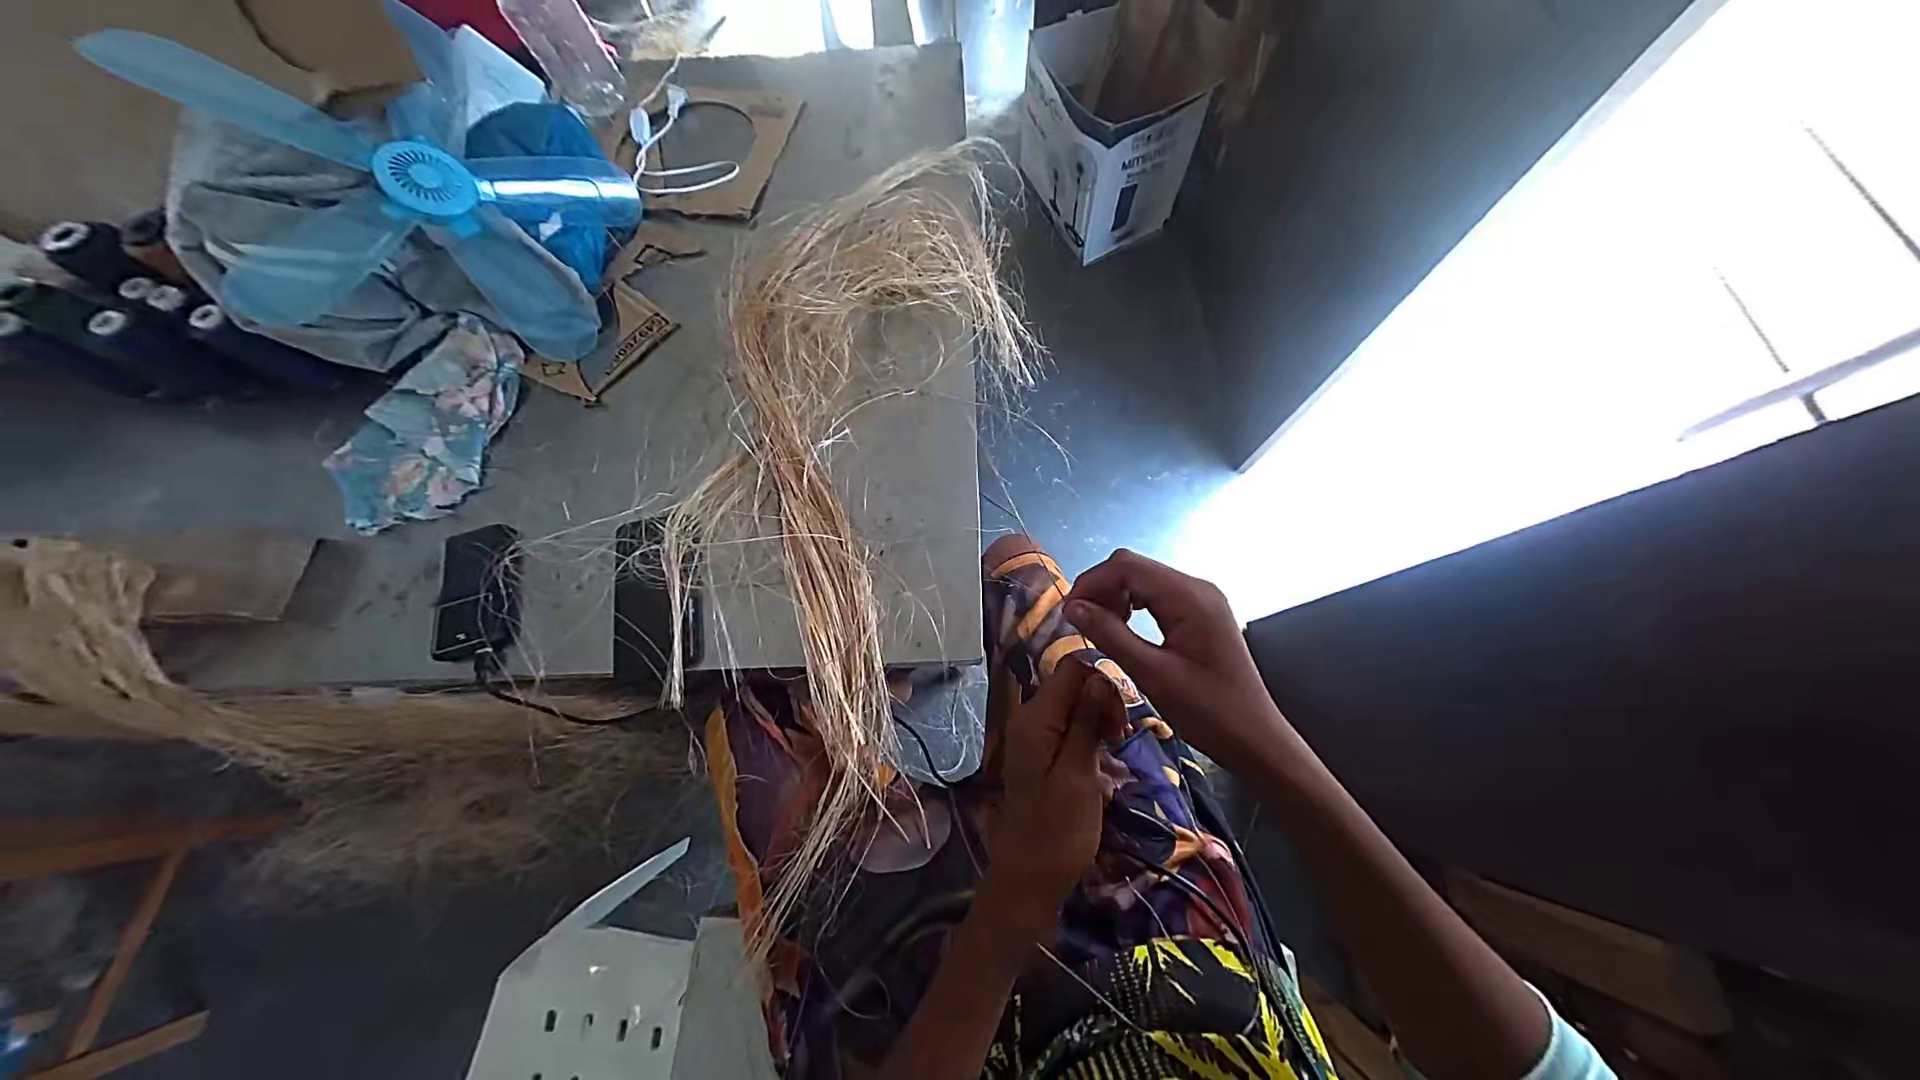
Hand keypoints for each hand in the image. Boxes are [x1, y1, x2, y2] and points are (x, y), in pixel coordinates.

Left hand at [983, 660, 1122, 936]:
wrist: (1031, 876)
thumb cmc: (1058, 831)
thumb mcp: (1079, 774)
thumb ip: (1087, 722)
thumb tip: (1100, 674)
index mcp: (1035, 717)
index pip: (1070, 668)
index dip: (1102, 678)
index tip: (1123, 712)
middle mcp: (1030, 716)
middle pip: (1072, 682)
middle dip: (1102, 697)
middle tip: (1121, 734)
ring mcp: (1035, 733)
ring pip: (1074, 702)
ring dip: (1099, 715)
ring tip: (1116, 744)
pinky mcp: (1043, 749)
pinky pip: (1069, 723)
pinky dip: (1090, 730)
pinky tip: (1104, 752)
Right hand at [1064, 549, 1292, 769]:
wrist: (1256, 739)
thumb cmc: (1209, 712)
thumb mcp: (1153, 676)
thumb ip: (1110, 635)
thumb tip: (1073, 608)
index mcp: (1189, 597)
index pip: (1127, 566)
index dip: (1091, 583)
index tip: (1068, 613)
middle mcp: (1197, 588)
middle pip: (1134, 568)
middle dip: (1100, 589)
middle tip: (1078, 622)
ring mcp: (1201, 599)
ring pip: (1143, 580)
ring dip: (1114, 597)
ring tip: (1096, 628)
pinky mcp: (1200, 613)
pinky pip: (1156, 596)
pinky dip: (1131, 606)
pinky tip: (1121, 629)